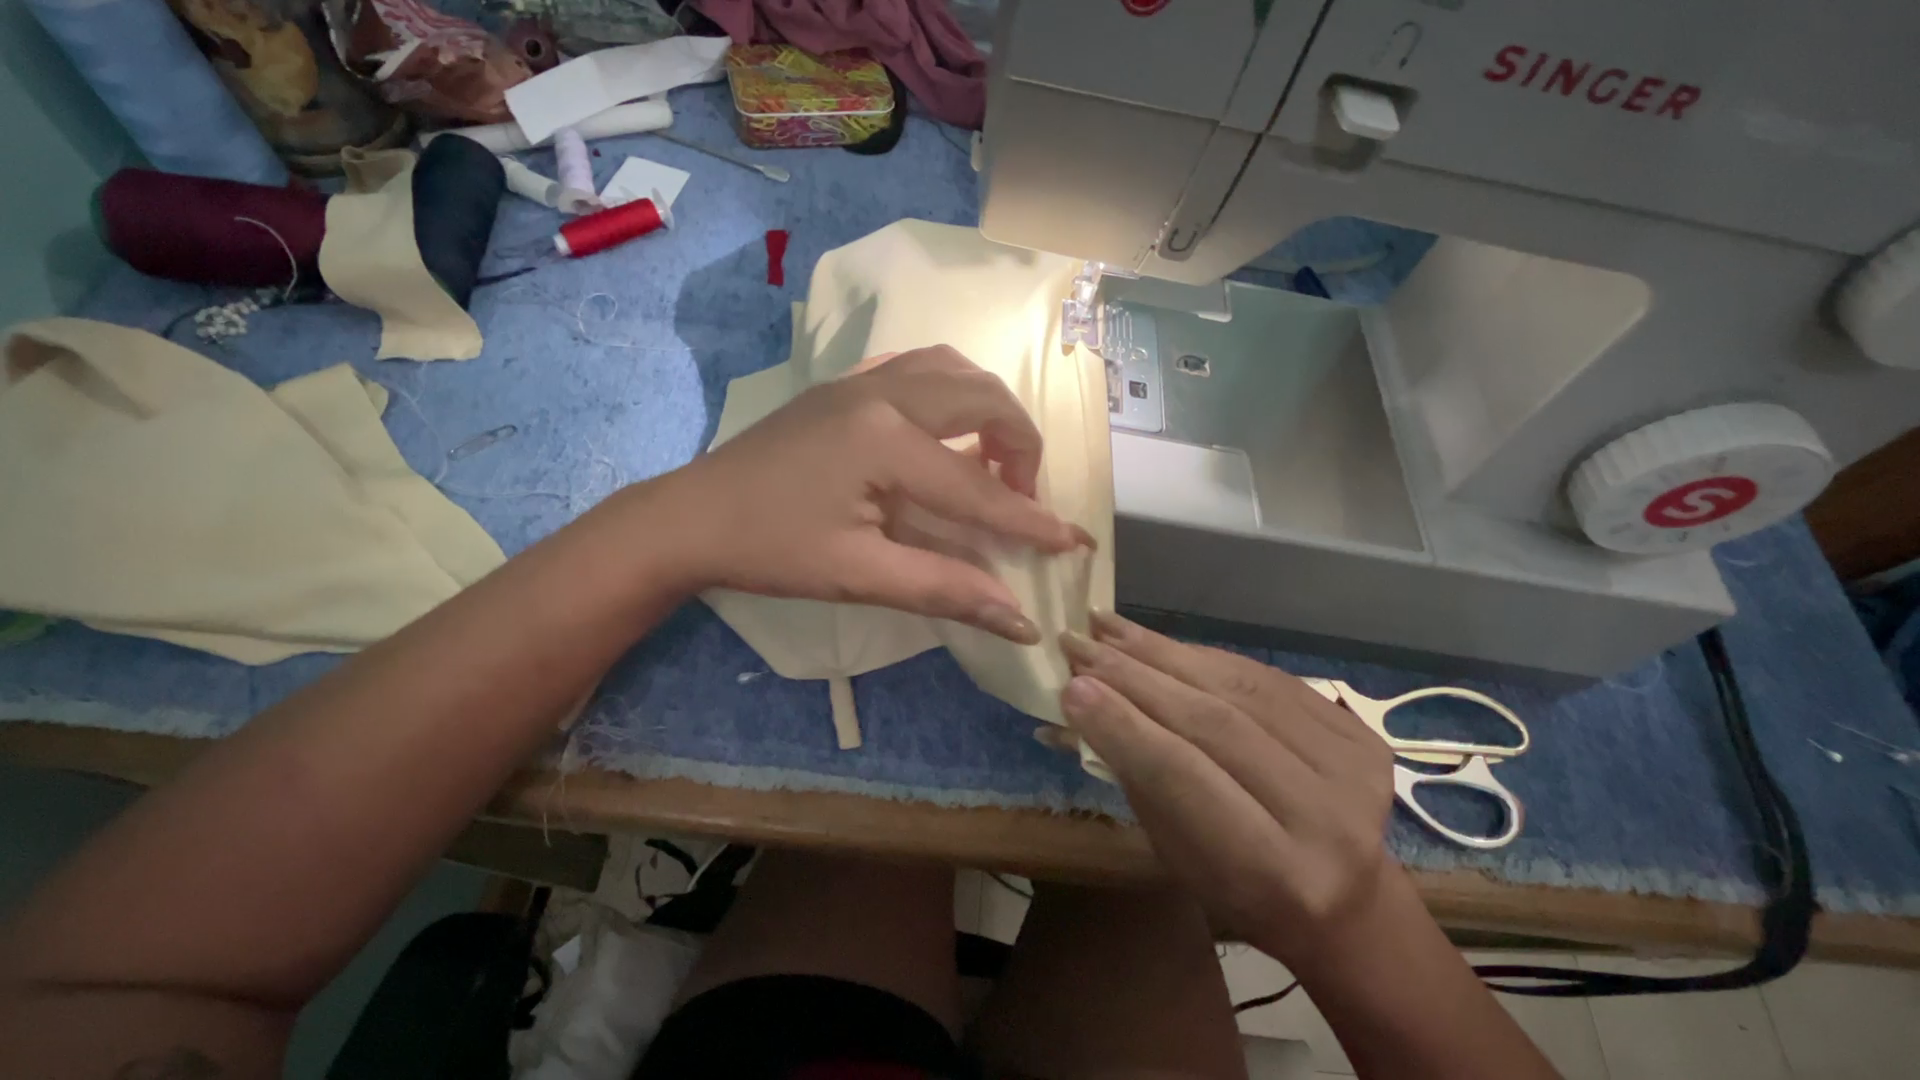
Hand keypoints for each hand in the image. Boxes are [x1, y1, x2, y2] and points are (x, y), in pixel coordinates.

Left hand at [666, 346, 1090, 642]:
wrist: (690, 517)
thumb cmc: (771, 550)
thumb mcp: (858, 574)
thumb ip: (945, 589)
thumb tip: (1020, 621)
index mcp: (886, 440)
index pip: (979, 485)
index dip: (1030, 521)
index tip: (1076, 543)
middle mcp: (883, 392)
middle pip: (984, 400)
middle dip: (1021, 447)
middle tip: (1021, 499)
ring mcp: (860, 380)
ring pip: (955, 370)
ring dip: (989, 411)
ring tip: (992, 461)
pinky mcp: (843, 385)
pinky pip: (918, 367)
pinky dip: (952, 392)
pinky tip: (945, 430)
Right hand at [1057, 611, 1396, 963]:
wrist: (1343, 898)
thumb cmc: (1239, 889)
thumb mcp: (1177, 853)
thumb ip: (1134, 776)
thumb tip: (1076, 702)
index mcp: (1276, 871)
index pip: (1185, 776)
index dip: (1124, 725)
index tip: (1070, 685)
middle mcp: (1327, 818)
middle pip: (1214, 723)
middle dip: (1134, 677)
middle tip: (1078, 643)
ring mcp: (1353, 768)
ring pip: (1240, 688)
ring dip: (1163, 652)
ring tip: (1107, 627)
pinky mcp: (1360, 733)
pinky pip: (1266, 677)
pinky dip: (1204, 654)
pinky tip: (1158, 640)